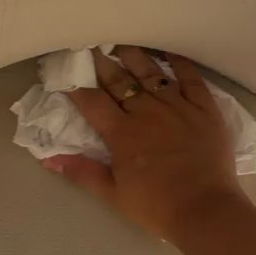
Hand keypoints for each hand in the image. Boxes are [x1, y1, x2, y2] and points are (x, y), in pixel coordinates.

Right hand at [42, 46, 245, 240]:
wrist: (206, 211)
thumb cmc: (157, 207)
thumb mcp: (114, 194)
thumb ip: (83, 173)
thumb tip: (49, 159)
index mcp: (122, 132)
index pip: (92, 101)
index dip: (77, 85)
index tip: (67, 70)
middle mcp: (147, 111)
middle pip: (119, 80)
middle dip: (102, 63)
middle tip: (92, 46)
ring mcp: (177, 106)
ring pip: (152, 73)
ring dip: (135, 56)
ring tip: (123, 44)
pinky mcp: (205, 108)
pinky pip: (191, 78)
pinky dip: (180, 63)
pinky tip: (170, 52)